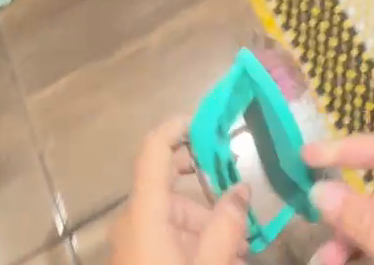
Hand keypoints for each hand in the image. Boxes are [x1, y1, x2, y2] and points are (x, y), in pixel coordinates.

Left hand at [110, 116, 251, 264]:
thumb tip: (241, 188)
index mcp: (143, 211)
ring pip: (173, 215)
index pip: (155, 148)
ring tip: (241, 251)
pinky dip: (193, 242)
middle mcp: (132, 218)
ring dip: (207, 226)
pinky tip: (223, 259)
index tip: (209, 123)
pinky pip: (166, 237)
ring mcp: (131, 241)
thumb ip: (226, 226)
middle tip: (241, 198)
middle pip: (170, 184)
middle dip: (209, 190)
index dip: (178, 127)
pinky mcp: (136, 259)